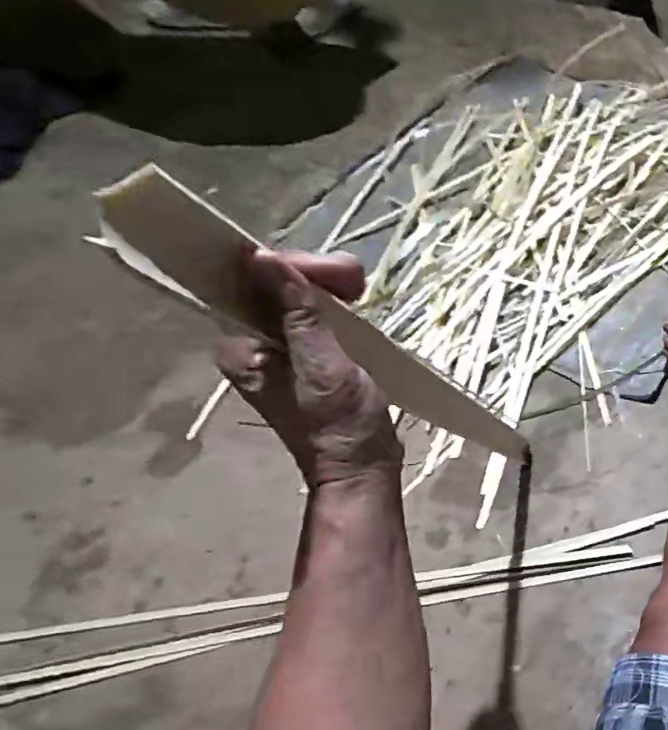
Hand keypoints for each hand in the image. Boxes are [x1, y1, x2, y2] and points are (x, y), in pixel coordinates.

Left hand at [217, 249, 401, 486]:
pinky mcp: (310, 366)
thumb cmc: (342, 424)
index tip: (344, 272)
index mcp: (243, 345)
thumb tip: (267, 261)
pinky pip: (312, 326)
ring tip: (360, 291)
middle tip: (358, 279)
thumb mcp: (324, 367)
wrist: (361, 468)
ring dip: (326, 293)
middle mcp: (253, 346)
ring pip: (294, 306)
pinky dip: (335, 314)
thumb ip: (299, 316)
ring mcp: (282, 356)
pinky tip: (356, 314)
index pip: (254, 285)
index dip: (294, 269)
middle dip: (313, 277)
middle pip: (273, 292)